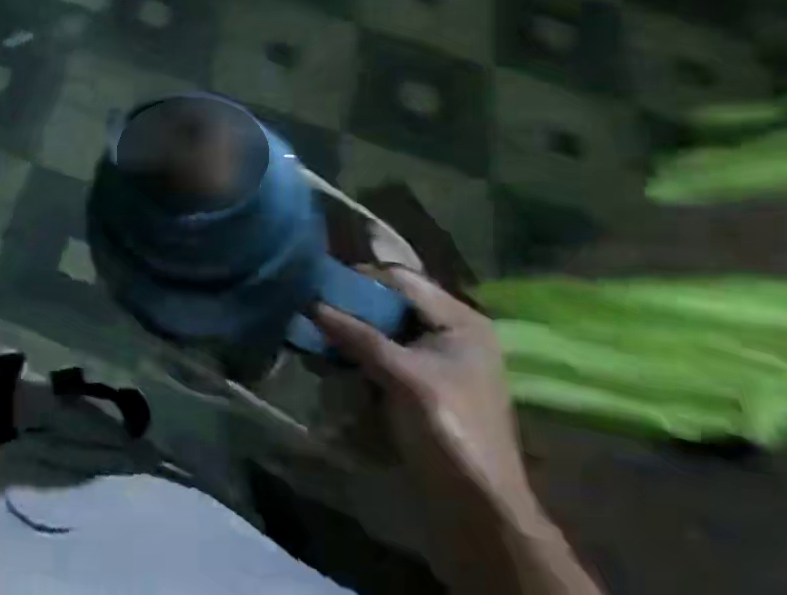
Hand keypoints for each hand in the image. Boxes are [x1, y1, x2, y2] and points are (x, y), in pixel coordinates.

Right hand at [309, 269, 535, 518]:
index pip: (400, 279)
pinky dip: (357, 351)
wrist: (477, 508)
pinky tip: (330, 356)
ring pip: (383, 327)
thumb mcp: (401, 376)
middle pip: (391, 301)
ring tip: (313, 331)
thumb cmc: (449, 431)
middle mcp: (450, 330)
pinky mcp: (421, 383)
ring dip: (350, 330)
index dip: (359, 278)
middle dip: (351, 305)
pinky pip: (382, 352)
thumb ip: (357, 335)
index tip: (317, 284)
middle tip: (310, 307)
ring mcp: (436, 358)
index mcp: (461, 320)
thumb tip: (310, 302)